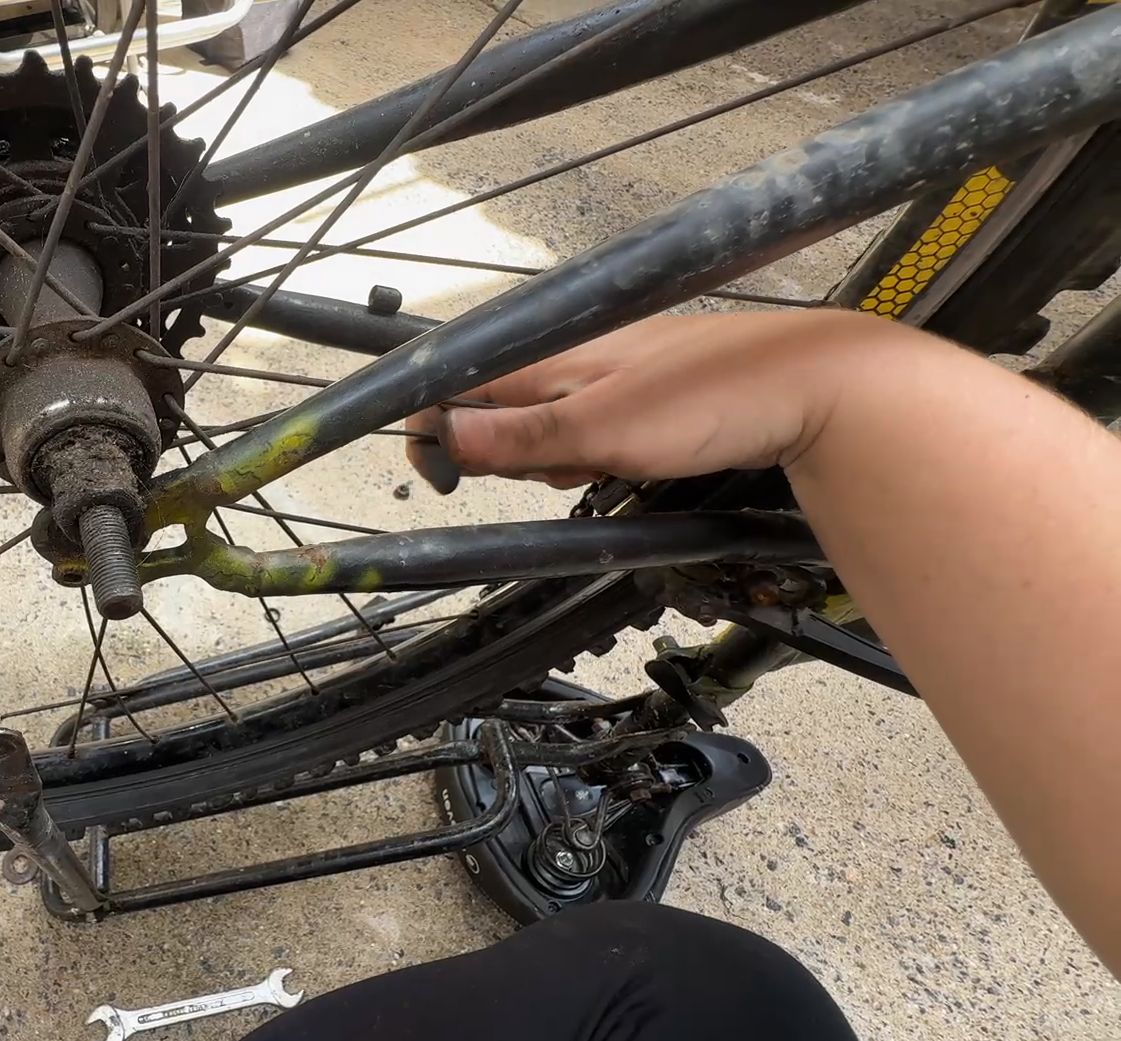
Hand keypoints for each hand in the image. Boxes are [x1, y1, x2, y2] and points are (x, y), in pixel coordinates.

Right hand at [406, 311, 897, 487]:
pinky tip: (616, 456)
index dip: (434, 427)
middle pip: (490, 409)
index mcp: (546, 355)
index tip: (443, 471)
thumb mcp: (600, 429)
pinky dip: (581, 450)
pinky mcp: (628, 390)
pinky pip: (574, 426)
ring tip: (593, 461)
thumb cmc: (712, 398)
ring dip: (545, 455)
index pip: (455, 384)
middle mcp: (564, 356)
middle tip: (548, 468)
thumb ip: (516, 436)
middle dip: (501, 451)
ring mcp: (598, 372)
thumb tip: (442, 434)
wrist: (819, 389)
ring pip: (533, 423)